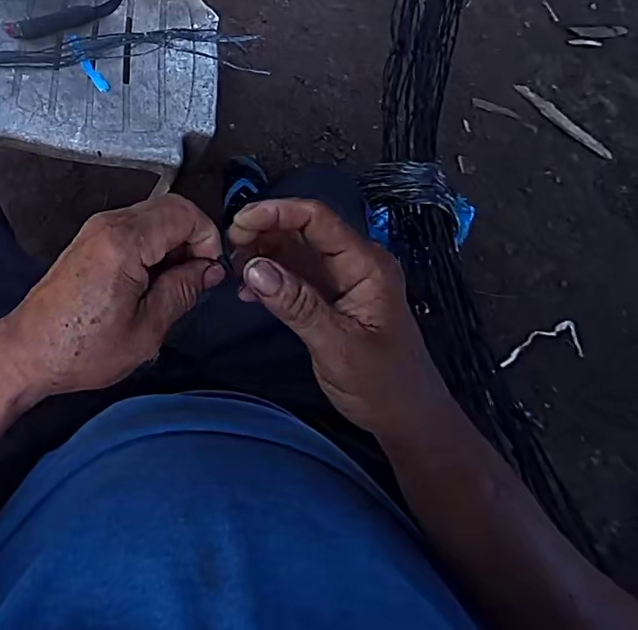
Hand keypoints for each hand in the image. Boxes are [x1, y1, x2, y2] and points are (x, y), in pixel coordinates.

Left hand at [0, 195, 223, 401]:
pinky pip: (134, 227)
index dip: (208, 239)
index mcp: (123, 242)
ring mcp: (95, 229)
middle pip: (170, 208)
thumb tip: (208, 269)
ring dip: (172, 244)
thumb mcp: (146, 330)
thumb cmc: (79, 348)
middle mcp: (107, 225)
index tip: (210, 270)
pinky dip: (152, 247)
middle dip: (193, 239)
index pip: (184, 212)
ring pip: (153, 216)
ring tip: (170, 287)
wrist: (29, 350)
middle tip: (195, 279)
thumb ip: (182, 290)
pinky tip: (148, 282)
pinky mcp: (89, 239)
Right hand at [227, 198, 455, 444]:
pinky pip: (288, 270)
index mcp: (366, 265)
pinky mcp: (323, 293)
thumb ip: (297, 305)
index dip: (275, 212)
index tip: (238, 224)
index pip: (317, 218)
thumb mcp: (339, 348)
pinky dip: (264, 274)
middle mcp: (351, 262)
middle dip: (260, 230)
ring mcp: (337, 277)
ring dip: (258, 251)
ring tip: (233, 270)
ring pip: (289, 247)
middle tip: (228, 249)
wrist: (409, 423)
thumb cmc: (385, 387)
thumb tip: (252, 267)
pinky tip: (245, 290)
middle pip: (299, 228)